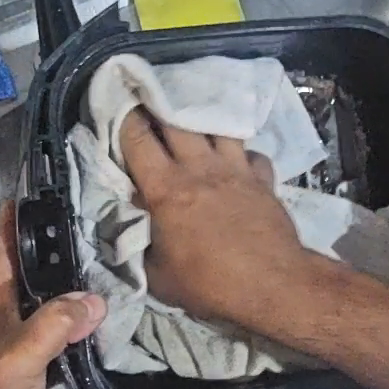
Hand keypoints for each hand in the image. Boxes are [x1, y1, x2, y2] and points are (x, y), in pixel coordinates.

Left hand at [0, 205, 104, 388]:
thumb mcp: (21, 355)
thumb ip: (56, 324)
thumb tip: (96, 301)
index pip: (2, 255)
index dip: (11, 223)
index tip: (28, 193)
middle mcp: (11, 322)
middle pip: (35, 278)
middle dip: (57, 252)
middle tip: (95, 228)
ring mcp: (27, 349)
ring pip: (55, 309)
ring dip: (76, 292)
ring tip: (111, 270)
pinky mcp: (44, 375)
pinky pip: (68, 342)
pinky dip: (86, 331)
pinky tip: (109, 326)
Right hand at [118, 110, 313, 323]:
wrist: (271, 285)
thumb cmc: (209, 284)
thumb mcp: (158, 276)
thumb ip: (140, 247)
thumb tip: (129, 232)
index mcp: (166, 189)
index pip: (138, 139)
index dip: (123, 119)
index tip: (116, 107)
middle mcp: (200, 168)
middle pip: (175, 120)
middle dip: (158, 106)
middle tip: (149, 102)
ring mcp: (235, 169)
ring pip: (216, 126)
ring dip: (201, 121)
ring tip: (193, 122)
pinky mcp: (263, 179)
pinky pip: (250, 152)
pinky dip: (241, 153)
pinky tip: (237, 162)